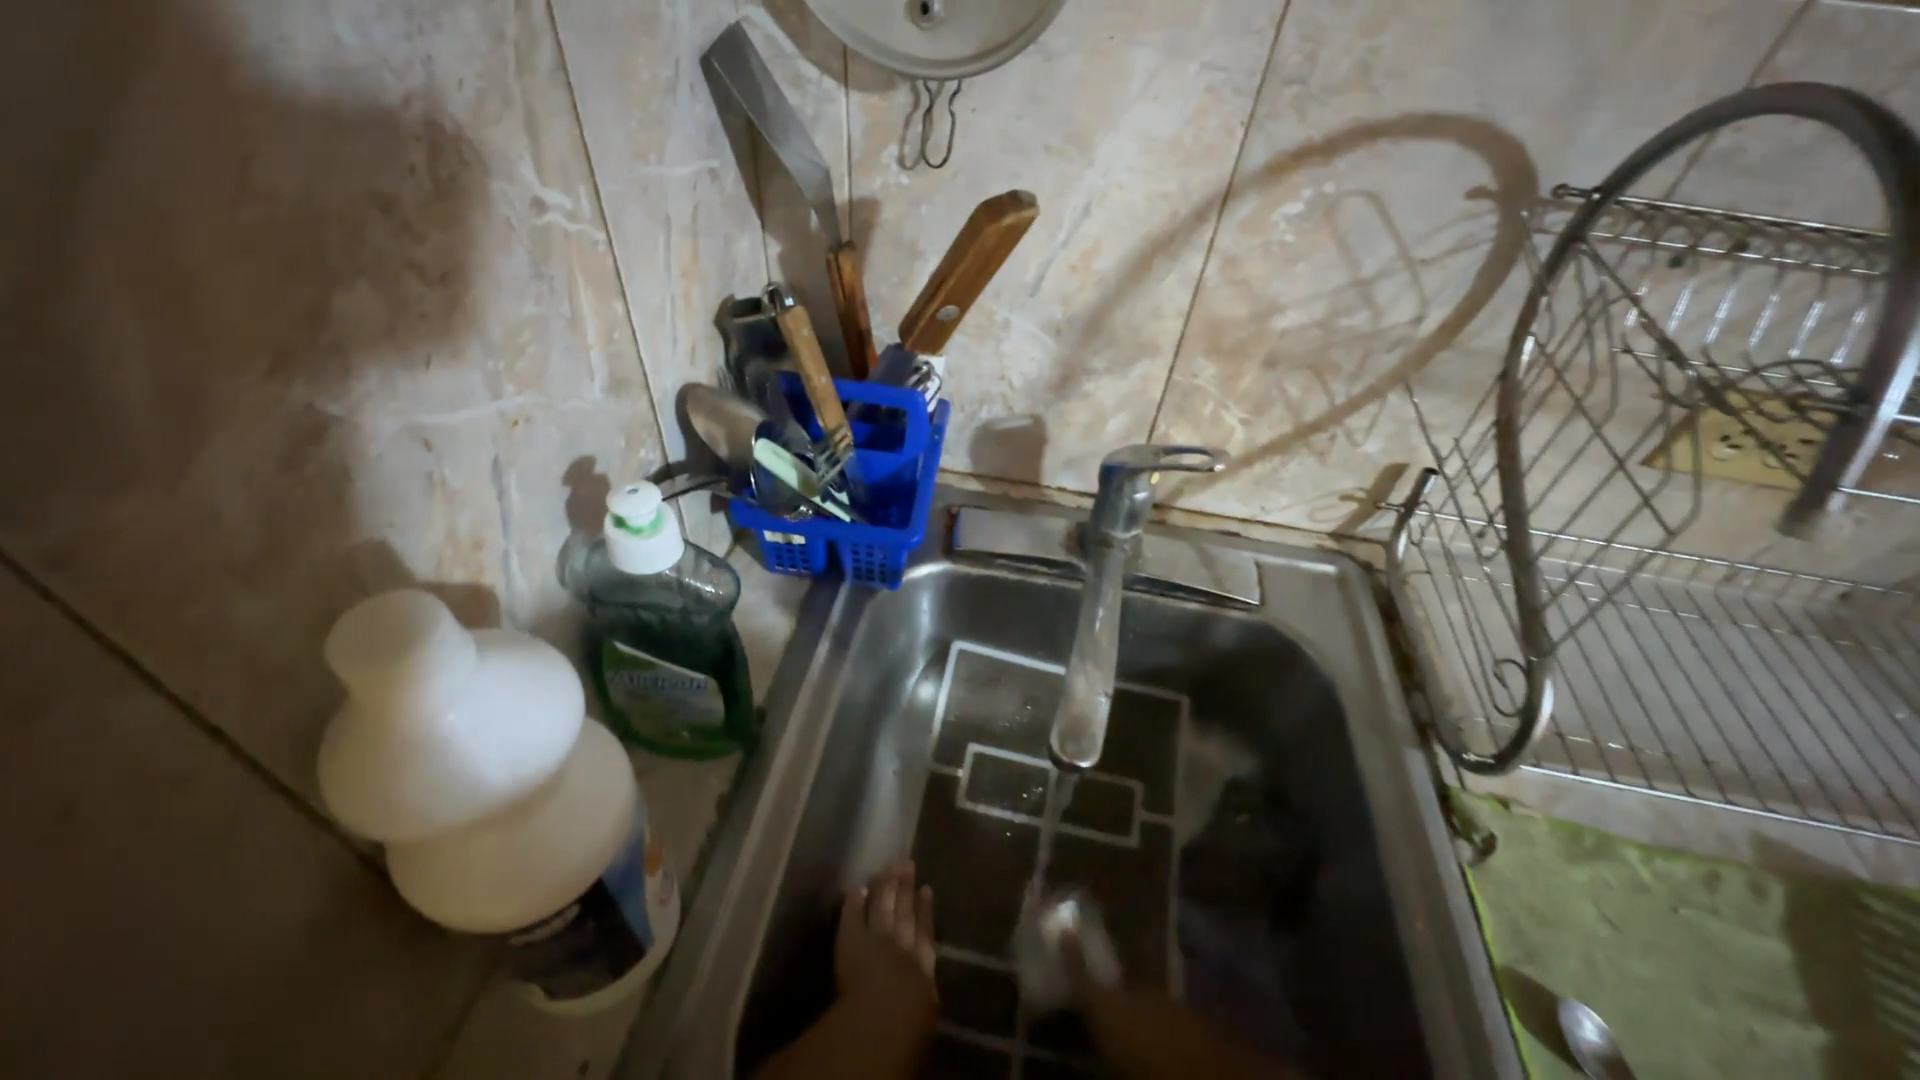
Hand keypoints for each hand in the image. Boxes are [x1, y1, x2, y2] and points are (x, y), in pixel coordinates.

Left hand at [835, 859, 936, 1019]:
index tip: (926, 889)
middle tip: (907, 863)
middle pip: (903, 911)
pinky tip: (858, 886)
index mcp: (922, 964)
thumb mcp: (925, 1013)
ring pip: (882, 906)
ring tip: (890, 865)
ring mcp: (876, 937)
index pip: (925, 933)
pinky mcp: (851, 938)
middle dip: (905, 888)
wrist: (884, 1012)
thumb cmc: (910, 1023)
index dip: (925, 910)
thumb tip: (927, 995)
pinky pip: (852, 915)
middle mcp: (901, 944)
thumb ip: (925, 998)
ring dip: (886, 884)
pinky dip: (855, 900)